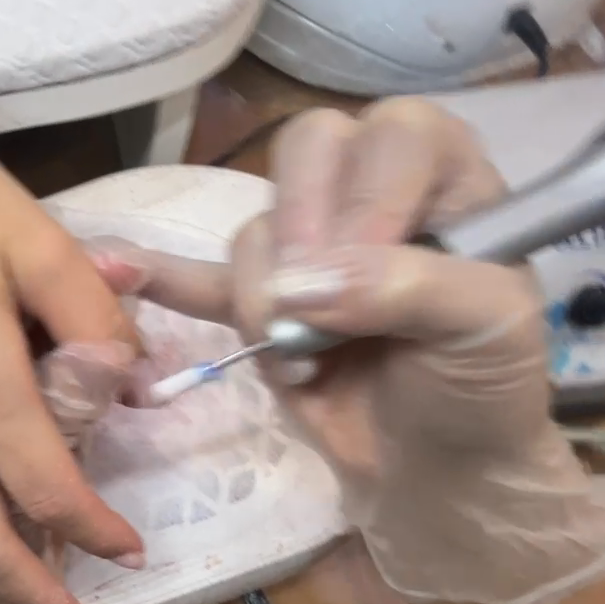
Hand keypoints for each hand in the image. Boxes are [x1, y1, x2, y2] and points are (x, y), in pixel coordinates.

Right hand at [97, 99, 604, 603]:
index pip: (391, 137)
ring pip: (252, 231)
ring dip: (262, 296)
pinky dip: (160, 277)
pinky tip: (117, 267)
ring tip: (299, 359)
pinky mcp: (252, 307)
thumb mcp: (487, 328)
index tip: (365, 274)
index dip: (366, 197)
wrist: (427, 467)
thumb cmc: (476, 390)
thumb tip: (296, 287)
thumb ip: (408, 287)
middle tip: (306, 308)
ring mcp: (302, 252)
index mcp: (444, 179)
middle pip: (307, 152)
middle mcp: (367, 198)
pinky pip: (198, 281)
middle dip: (300, 229)